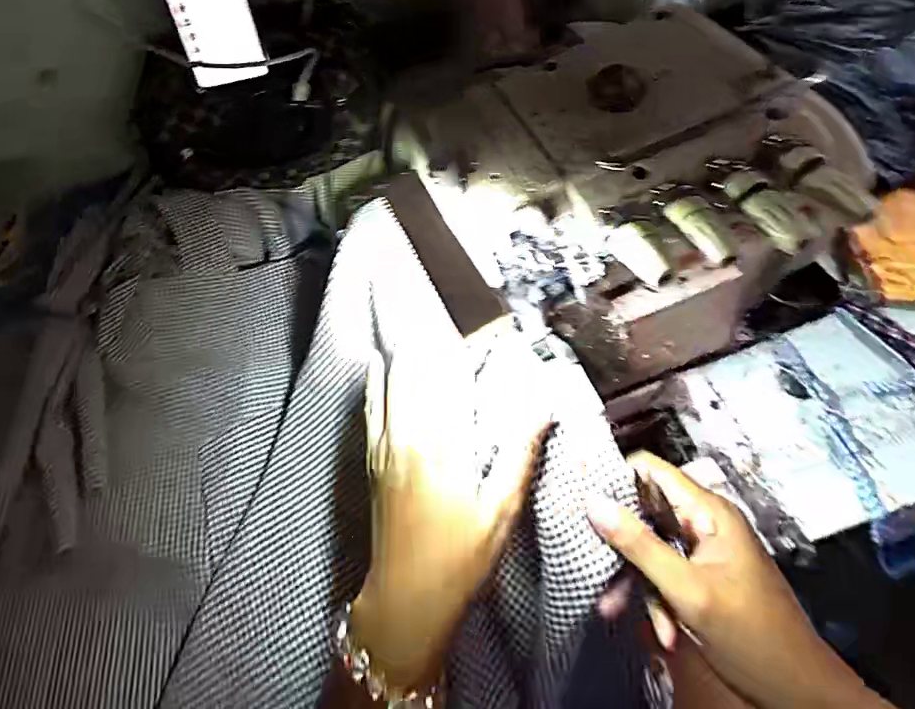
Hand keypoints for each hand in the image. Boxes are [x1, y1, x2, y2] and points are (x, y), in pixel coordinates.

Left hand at [349, 339, 551, 689]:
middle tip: (450, 315)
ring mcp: (384, 443)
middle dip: (433, 337)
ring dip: (408, 351)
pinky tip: (381, 359)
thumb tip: (543, 406)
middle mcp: (407, 435)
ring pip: (392, 379)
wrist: (404, 600)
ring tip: (421, 323)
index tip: (480, 322)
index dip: (464, 344)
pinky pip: (371, 403)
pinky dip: (378, 376)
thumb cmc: (459, 559)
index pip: (450, 377)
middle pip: (417, 369)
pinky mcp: (372, 456)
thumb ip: (519, 452)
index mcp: (442, 445)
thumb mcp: (501, 510)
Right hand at [588, 453, 891, 708]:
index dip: (615, 479)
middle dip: (624, 547)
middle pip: (646, 511)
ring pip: (652, 547)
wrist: (804, 694)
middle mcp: (704, 520)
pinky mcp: (703, 575)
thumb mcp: (688, 591)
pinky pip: (666, 573)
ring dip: (640, 582)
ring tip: (624, 612)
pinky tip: (663, 632)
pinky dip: (658, 599)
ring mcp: (704, 549)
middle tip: (599, 570)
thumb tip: (593, 502)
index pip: (649, 470)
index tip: (584, 501)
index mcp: (707, 510)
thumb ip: (640, 546)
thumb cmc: (754, 638)